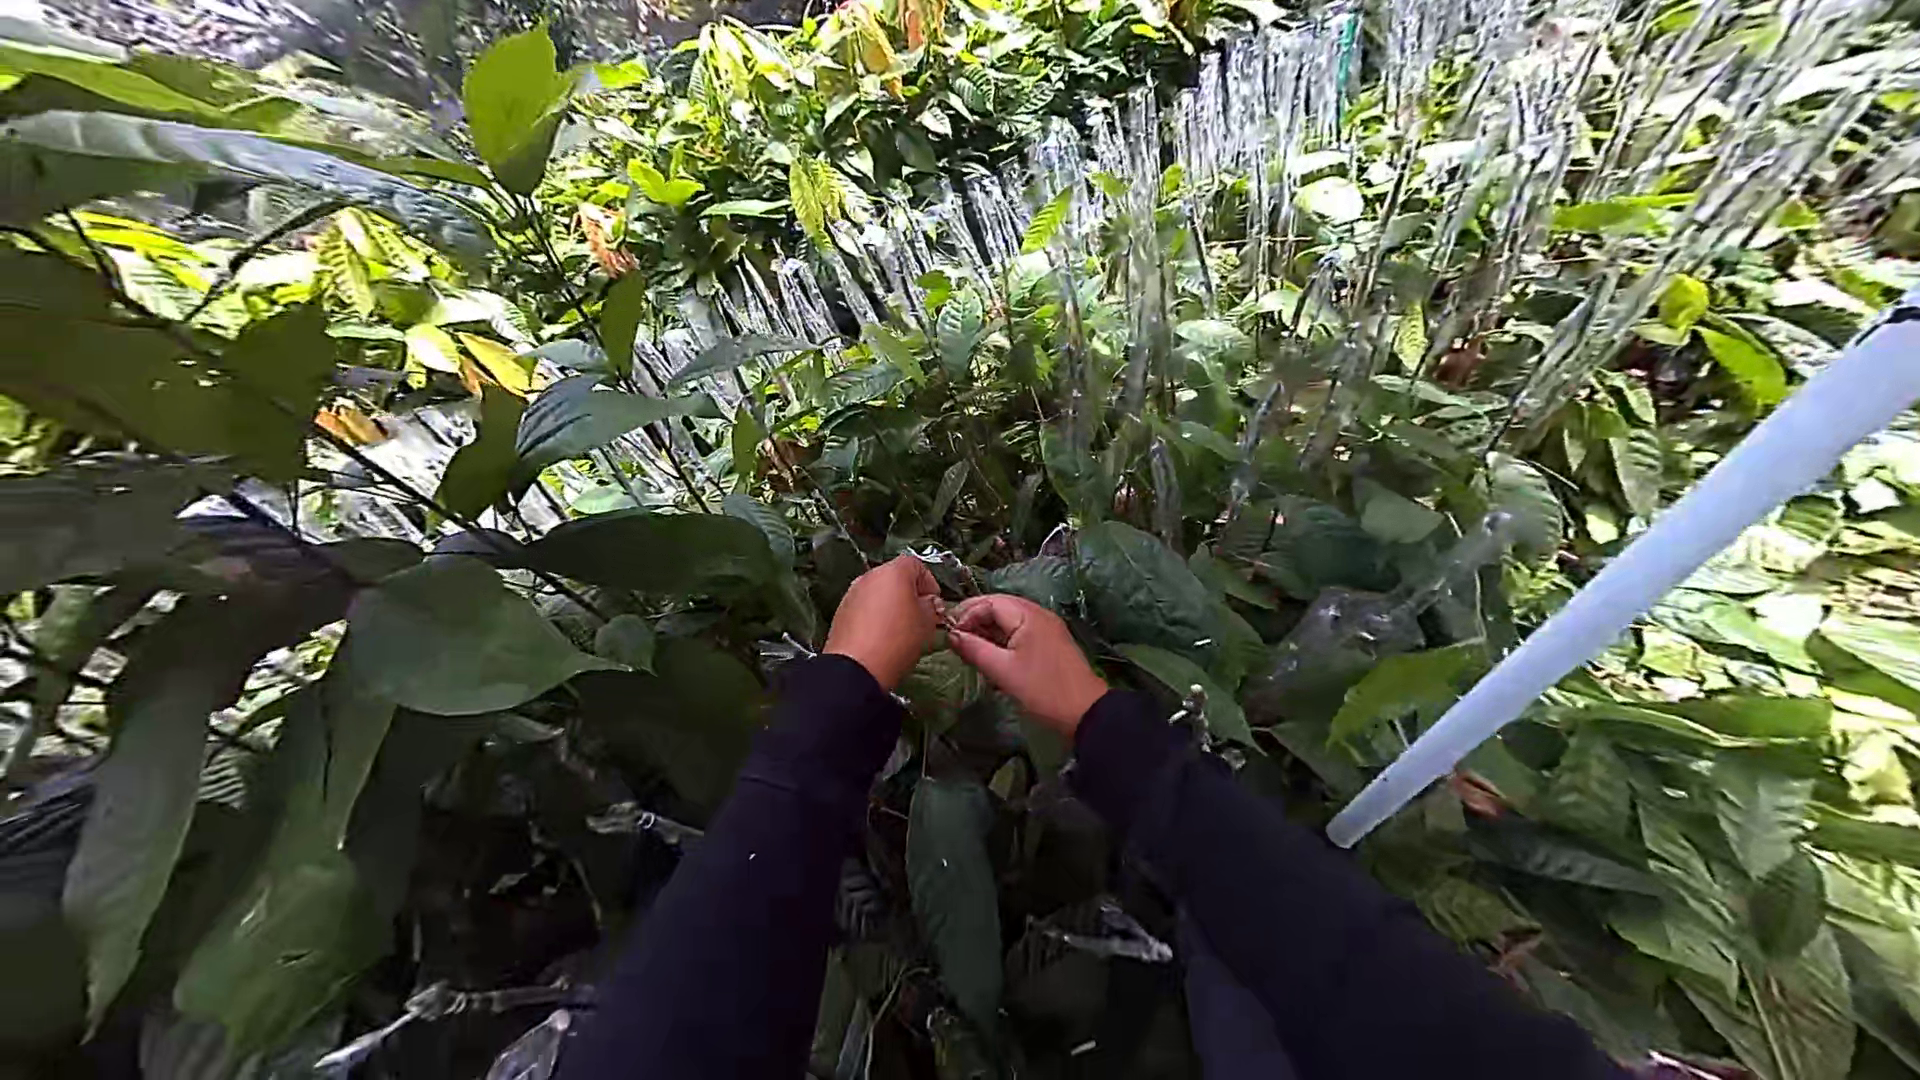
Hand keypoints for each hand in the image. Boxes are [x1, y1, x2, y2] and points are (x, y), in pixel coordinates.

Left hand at [824, 554, 946, 689]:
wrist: (856, 668)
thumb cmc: (897, 640)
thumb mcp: (927, 623)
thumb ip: (931, 606)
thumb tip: (928, 602)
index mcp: (894, 572)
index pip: (917, 565)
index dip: (930, 583)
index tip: (935, 602)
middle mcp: (870, 577)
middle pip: (895, 577)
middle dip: (910, 593)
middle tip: (921, 615)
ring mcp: (852, 594)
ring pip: (878, 592)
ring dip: (891, 605)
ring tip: (902, 629)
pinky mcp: (840, 612)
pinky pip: (864, 608)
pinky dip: (875, 616)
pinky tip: (882, 636)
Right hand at [946, 594, 1107, 735]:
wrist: (1086, 713)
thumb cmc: (1042, 689)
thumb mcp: (1003, 671)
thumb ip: (974, 649)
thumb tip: (952, 635)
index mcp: (1028, 615)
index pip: (989, 602)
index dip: (967, 614)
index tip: (950, 634)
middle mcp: (1038, 614)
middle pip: (999, 607)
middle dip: (975, 620)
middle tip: (955, 639)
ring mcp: (1046, 628)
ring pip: (1009, 620)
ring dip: (988, 631)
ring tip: (969, 649)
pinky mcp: (1049, 643)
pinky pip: (1020, 632)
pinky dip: (1002, 640)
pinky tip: (990, 656)